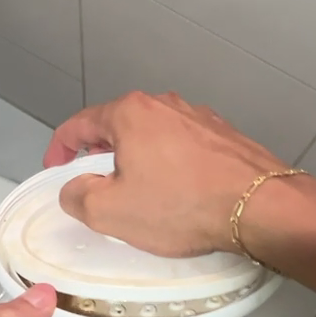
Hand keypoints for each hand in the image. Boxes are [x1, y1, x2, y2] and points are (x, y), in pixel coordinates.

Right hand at [46, 90, 294, 258]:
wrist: (259, 208)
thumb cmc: (183, 206)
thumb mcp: (110, 211)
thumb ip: (78, 197)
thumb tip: (74, 189)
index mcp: (129, 113)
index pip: (78, 124)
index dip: (59, 149)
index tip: (55, 170)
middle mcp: (164, 105)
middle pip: (116, 127)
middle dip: (99, 156)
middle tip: (94, 188)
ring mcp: (197, 117)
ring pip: (150, 137)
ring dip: (135, 162)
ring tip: (138, 196)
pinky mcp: (222, 136)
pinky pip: (180, 149)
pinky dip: (167, 167)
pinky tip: (174, 195)